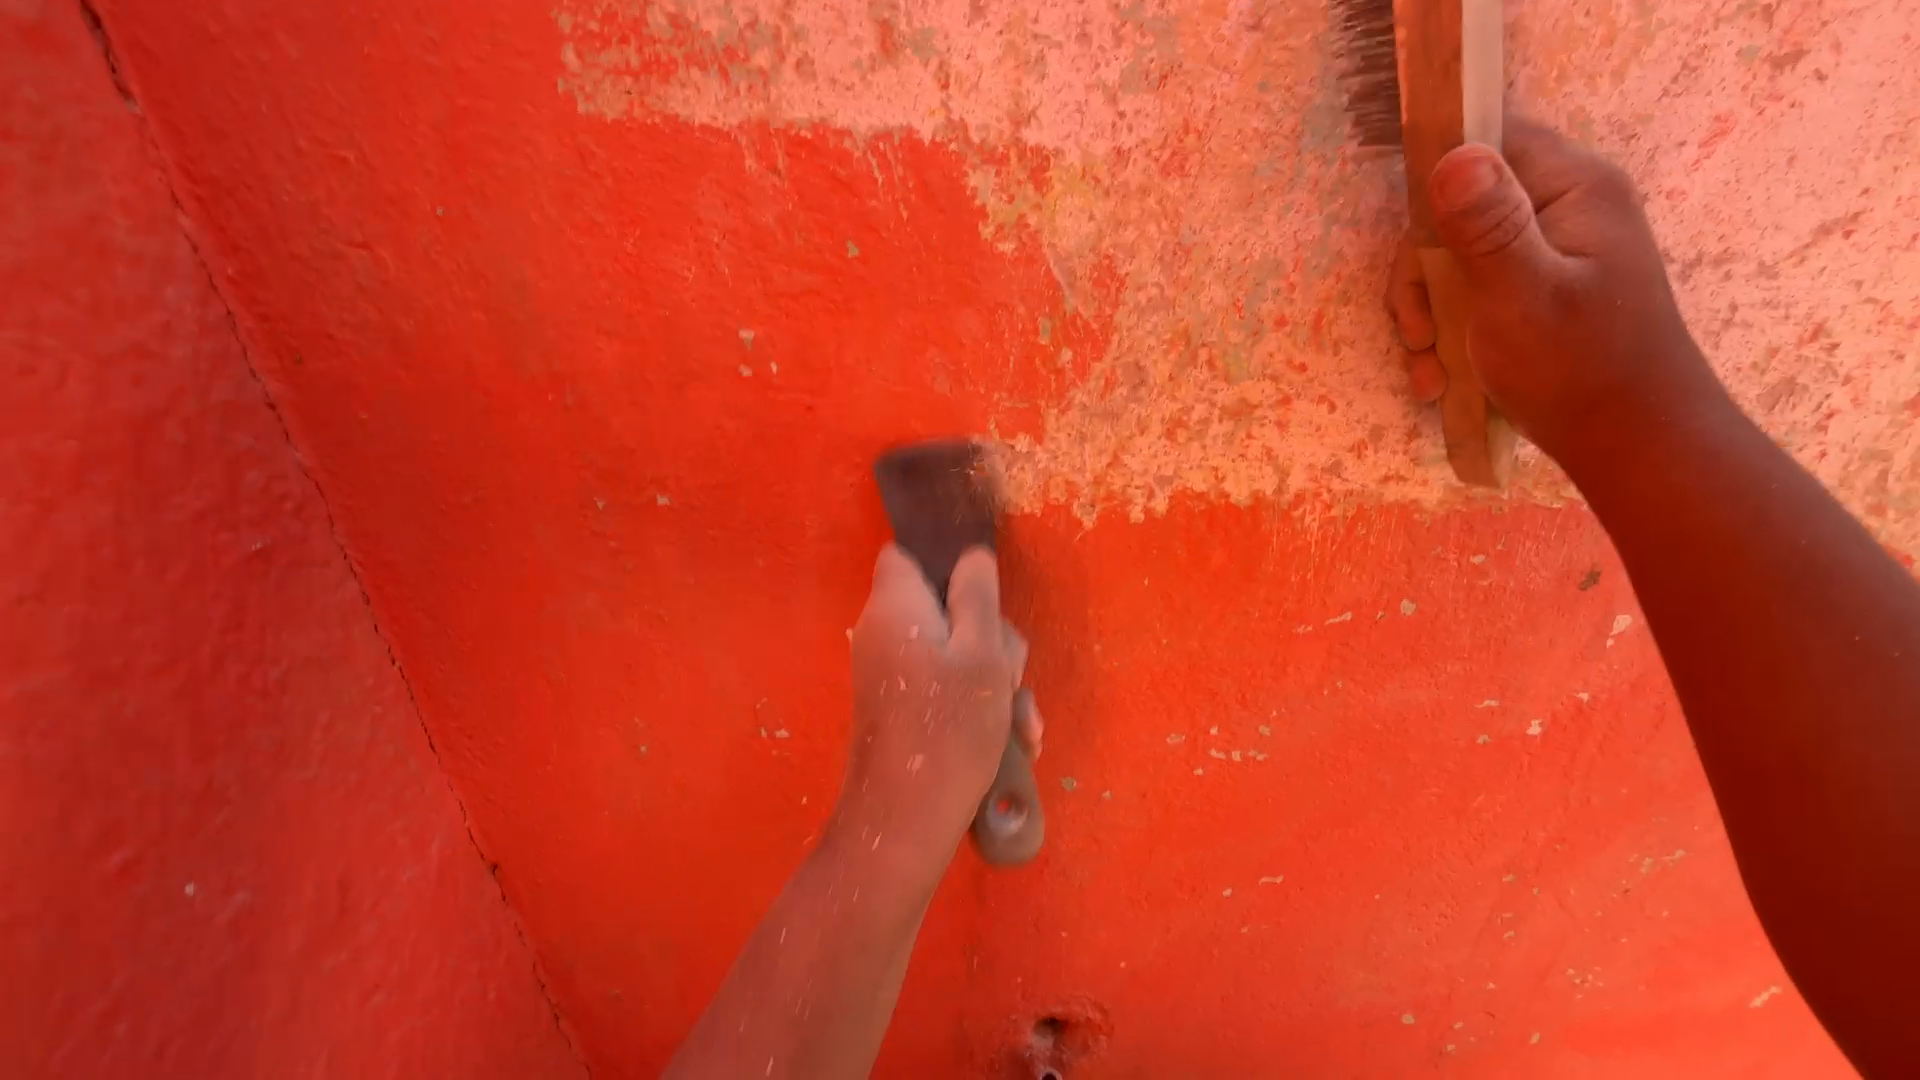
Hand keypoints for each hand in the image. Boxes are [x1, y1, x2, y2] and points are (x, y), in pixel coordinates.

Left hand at [837, 544, 1041, 854]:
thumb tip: (971, 556)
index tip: (986, 595)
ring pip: (955, 651)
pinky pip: (944, 685)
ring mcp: (890, 672)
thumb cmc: (950, 728)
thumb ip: (978, 594)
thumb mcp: (982, 651)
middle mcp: (883, 632)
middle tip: (1010, 677)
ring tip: (1023, 726)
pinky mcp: (901, 706)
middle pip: (945, 607)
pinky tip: (1015, 742)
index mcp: (894, 606)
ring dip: (995, 681)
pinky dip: (977, 704)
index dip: (946, 564)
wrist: (906, 820)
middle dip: (991, 637)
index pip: (905, 555)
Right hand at [1386, 118, 1727, 460]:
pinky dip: (1439, 337)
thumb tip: (1451, 156)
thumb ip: (1488, 227)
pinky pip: (1461, 296)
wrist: (1625, 442)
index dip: (1438, 171)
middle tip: (1416, 332)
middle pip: (1453, 209)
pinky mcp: (1526, 292)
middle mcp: (1557, 210)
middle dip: (1419, 276)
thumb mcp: (1522, 295)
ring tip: (1427, 368)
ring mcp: (1540, 254)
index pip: (1492, 137)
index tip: (1410, 234)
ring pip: (1447, 260)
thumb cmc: (1578, 368)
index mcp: (1572, 189)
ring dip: (1422, 317)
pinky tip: (1438, 379)